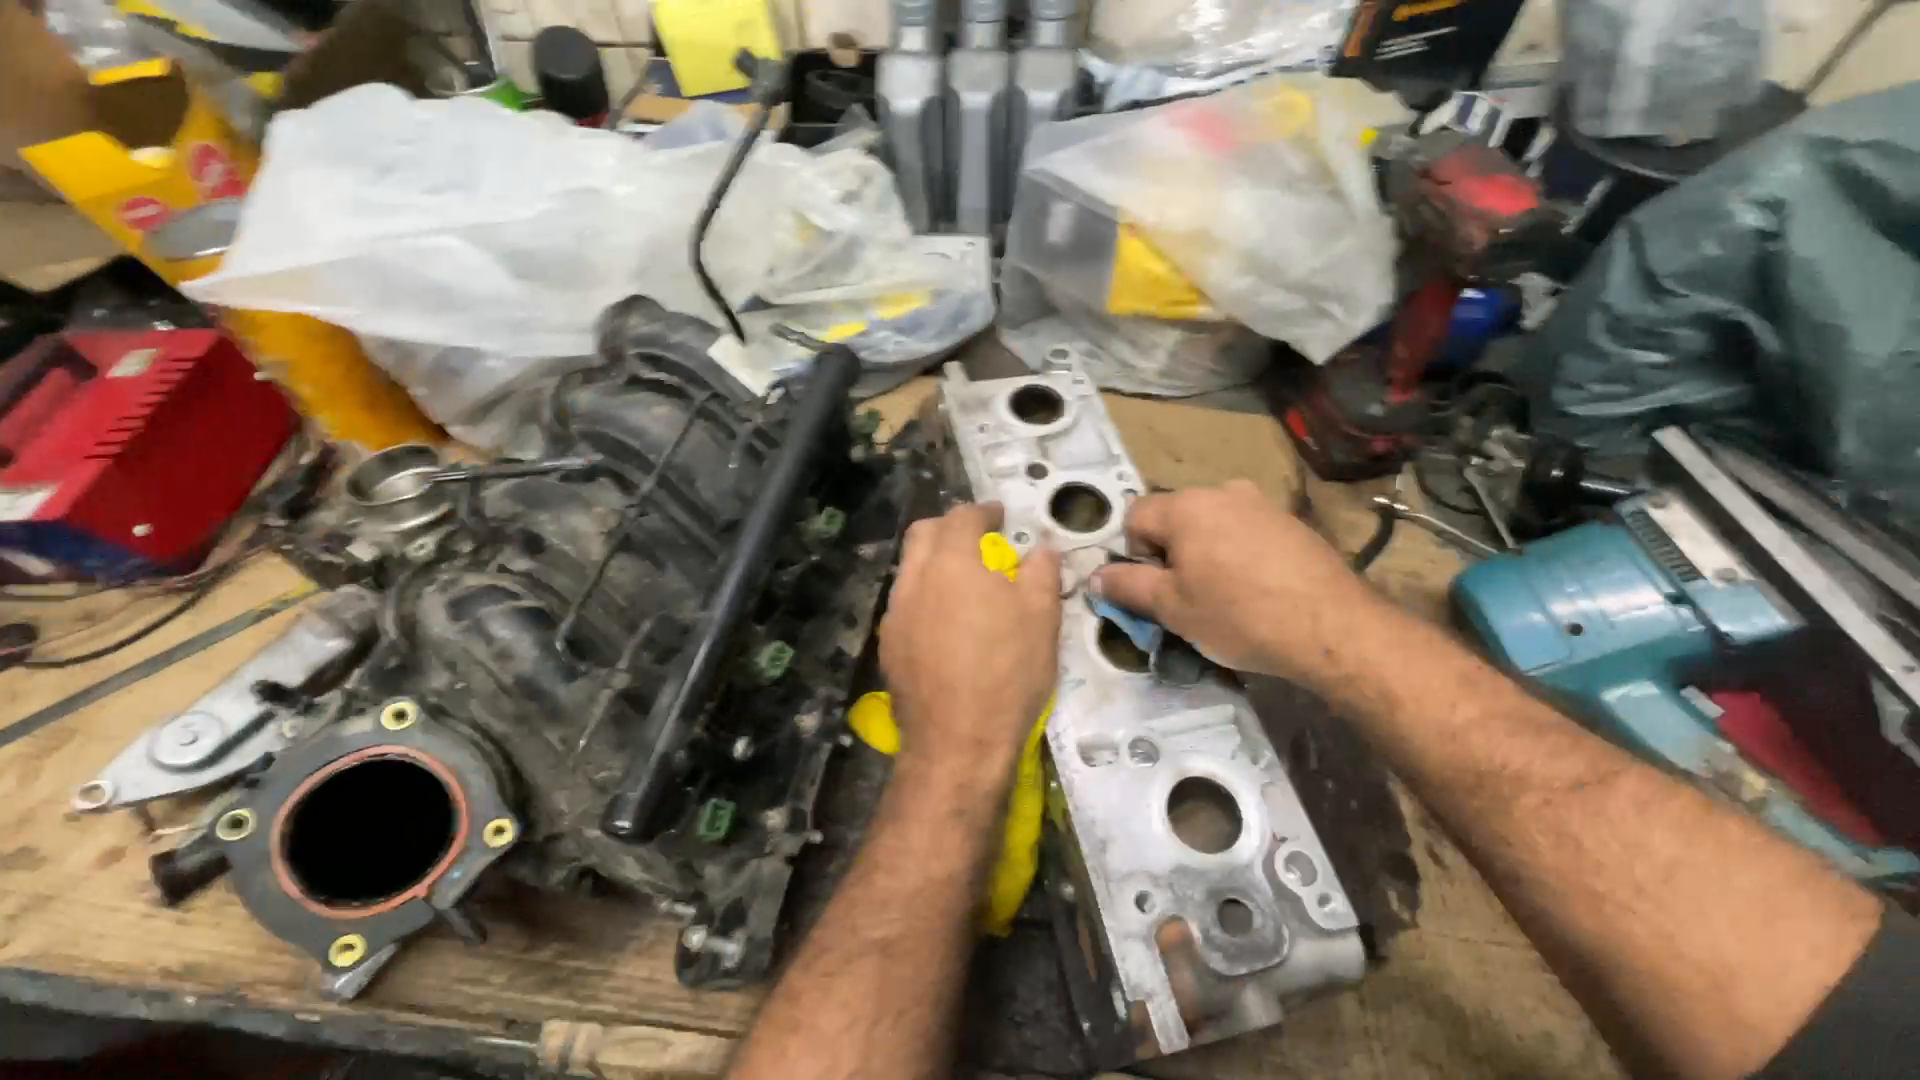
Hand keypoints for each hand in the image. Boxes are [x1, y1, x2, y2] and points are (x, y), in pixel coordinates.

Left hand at [879, 503, 1061, 784]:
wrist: (958, 742)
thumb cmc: (1007, 674)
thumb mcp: (1041, 619)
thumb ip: (1041, 573)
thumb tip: (1040, 549)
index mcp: (952, 563)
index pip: (962, 518)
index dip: (983, 511)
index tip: (1000, 516)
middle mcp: (915, 579)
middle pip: (922, 534)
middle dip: (949, 528)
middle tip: (978, 540)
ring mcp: (896, 614)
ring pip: (909, 570)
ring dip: (933, 563)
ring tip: (963, 584)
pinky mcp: (888, 646)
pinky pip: (905, 605)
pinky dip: (925, 597)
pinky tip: (946, 623)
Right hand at [1091, 480, 1389, 683]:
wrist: (1333, 626)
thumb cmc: (1240, 616)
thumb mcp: (1173, 608)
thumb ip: (1127, 586)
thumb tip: (1095, 577)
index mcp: (1185, 506)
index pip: (1134, 517)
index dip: (1134, 555)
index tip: (1157, 589)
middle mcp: (1222, 491)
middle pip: (1175, 517)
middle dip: (1171, 552)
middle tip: (1189, 596)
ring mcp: (1261, 503)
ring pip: (1212, 524)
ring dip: (1206, 552)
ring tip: (1226, 594)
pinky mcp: (1291, 521)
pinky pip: (1246, 531)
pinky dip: (1240, 554)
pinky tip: (1258, 589)